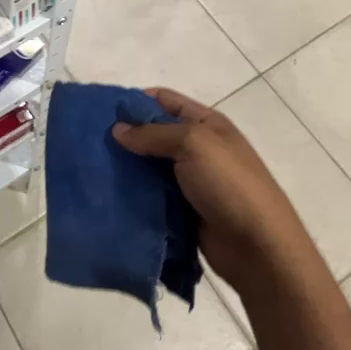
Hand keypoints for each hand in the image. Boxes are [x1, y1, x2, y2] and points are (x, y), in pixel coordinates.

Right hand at [112, 88, 307, 288]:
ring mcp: (191, 181)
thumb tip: (117, 129)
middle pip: (154, 133)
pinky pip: (153, 197)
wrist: (260, 249)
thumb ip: (153, 133)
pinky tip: (110, 196)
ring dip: (127, 168)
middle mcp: (198, 148)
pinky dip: (134, 195)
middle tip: (90, 143)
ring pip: (150, 167)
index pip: (164, 100)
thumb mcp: (193, 144)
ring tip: (93, 169)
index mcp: (206, 123)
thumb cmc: (229, 185)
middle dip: (126, 136)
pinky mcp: (184, 211)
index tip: (101, 111)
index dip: (134, 101)